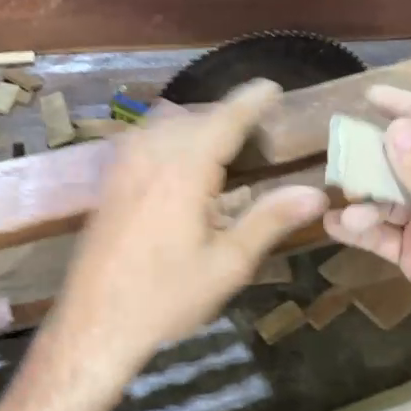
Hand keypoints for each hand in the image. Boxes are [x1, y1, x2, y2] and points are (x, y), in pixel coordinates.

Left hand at [51, 80, 328, 383]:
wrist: (95, 323)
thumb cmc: (166, 298)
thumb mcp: (227, 265)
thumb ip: (269, 220)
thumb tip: (315, 192)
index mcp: (183, 170)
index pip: (223, 120)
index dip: (249, 101)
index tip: (272, 87)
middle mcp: (150, 156)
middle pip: (194, 118)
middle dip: (225, 117)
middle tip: (257, 129)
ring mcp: (124, 167)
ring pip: (165, 125)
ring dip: (195, 125)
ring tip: (222, 145)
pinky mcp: (109, 182)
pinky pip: (142, 140)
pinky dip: (167, 137)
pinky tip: (179, 164)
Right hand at [324, 85, 410, 369]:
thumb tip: (395, 125)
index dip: (408, 106)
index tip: (369, 96)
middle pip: (406, 160)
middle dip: (373, 157)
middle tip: (340, 153)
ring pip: (389, 198)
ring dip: (365, 202)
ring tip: (347, 212)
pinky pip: (382, 233)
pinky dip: (360, 229)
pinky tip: (335, 226)